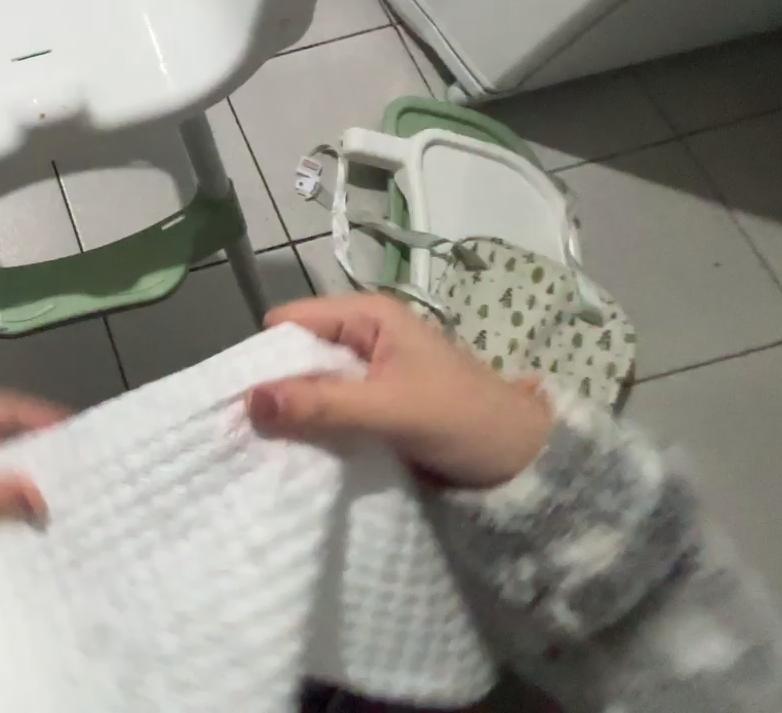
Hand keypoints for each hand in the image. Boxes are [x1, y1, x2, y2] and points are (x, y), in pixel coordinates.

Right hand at [246, 294, 553, 487]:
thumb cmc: (467, 422)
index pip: (289, 321)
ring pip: (308, 379)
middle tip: (258, 427)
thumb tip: (249, 401)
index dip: (267, 356)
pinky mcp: (371, 396)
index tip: (251, 400)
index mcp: (366, 314)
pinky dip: (313, 421)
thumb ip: (322, 405)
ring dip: (294, 407)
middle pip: (294, 350)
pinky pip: (326, 401)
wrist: (532, 466)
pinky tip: (304, 444)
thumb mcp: (392, 411)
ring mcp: (367, 365)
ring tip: (276, 440)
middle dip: (277, 385)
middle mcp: (361, 331)